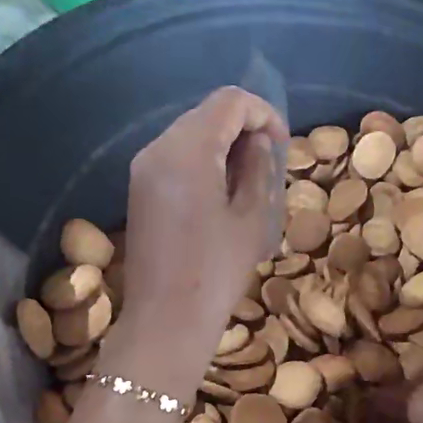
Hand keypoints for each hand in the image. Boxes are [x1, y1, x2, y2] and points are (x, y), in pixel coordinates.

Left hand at [111, 87, 288, 371]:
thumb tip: (258, 143)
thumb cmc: (217, 272)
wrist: (167, 319)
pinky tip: (221, 190)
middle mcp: (158, 148)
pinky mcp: (139, 188)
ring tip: (249, 178)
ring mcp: (143, 168)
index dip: (263, 113)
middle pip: (206, 112)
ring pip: (190, 132)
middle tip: (269, 162)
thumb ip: (257, 169)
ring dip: (223, 143)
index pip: (229, 102)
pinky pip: (176, 155)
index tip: (282, 145)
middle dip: (243, 126)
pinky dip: (203, 159)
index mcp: (188, 151)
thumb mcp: (251, 219)